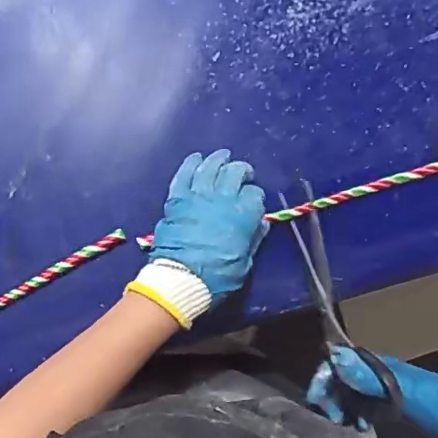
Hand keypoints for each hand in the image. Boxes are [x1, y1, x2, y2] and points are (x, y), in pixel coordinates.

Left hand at [149, 149, 267, 301]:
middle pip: (234, 173)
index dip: (254, 195)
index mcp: (243, 215)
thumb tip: (260, 223)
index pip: (254, 194)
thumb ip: (253, 239)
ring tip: (222, 157)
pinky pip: (184, 175)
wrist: (180, 280)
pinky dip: (190, 164)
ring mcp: (197, 196)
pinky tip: (196, 159)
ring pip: (210, 168)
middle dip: (240, 171)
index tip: (252, 200)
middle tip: (241, 173)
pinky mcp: (177, 199)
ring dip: (217, 160)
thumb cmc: (216, 278)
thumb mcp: (244, 263)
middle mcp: (222, 199)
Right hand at [308, 348, 437, 437]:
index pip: (338, 364)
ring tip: (342, 428)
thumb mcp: (404, 389)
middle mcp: (373, 381)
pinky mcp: (380, 422)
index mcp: (377, 367)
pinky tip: (352, 433)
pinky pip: (353, 419)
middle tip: (332, 420)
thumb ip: (369, 376)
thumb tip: (334, 358)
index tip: (318, 401)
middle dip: (328, 399)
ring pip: (342, 401)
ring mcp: (376, 402)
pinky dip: (346, 425)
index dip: (325, 379)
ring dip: (336, 414)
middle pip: (337, 383)